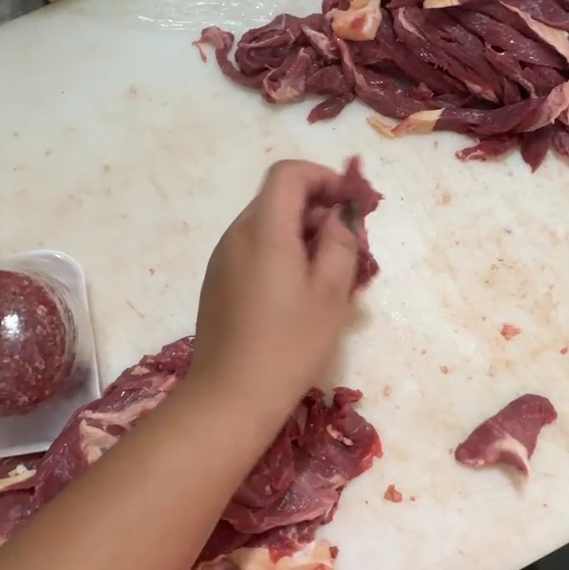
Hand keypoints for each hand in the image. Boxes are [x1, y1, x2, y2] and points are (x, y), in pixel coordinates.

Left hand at [186, 160, 361, 425]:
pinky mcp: (217, 284)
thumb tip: (337, 219)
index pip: (289, 174)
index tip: (350, 204)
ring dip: (301, 236)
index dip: (323, 178)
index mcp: (265, 230)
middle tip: (349, 247)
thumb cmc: (289, 345)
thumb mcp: (331, 294)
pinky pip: (254, 252)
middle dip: (317, 211)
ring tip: (328, 276)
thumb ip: (340, 244)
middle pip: (278, 200)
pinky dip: (281, 255)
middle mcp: (237, 235)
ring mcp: (222, 260)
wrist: (231, 395)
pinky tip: (298, 295)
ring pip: (267, 227)